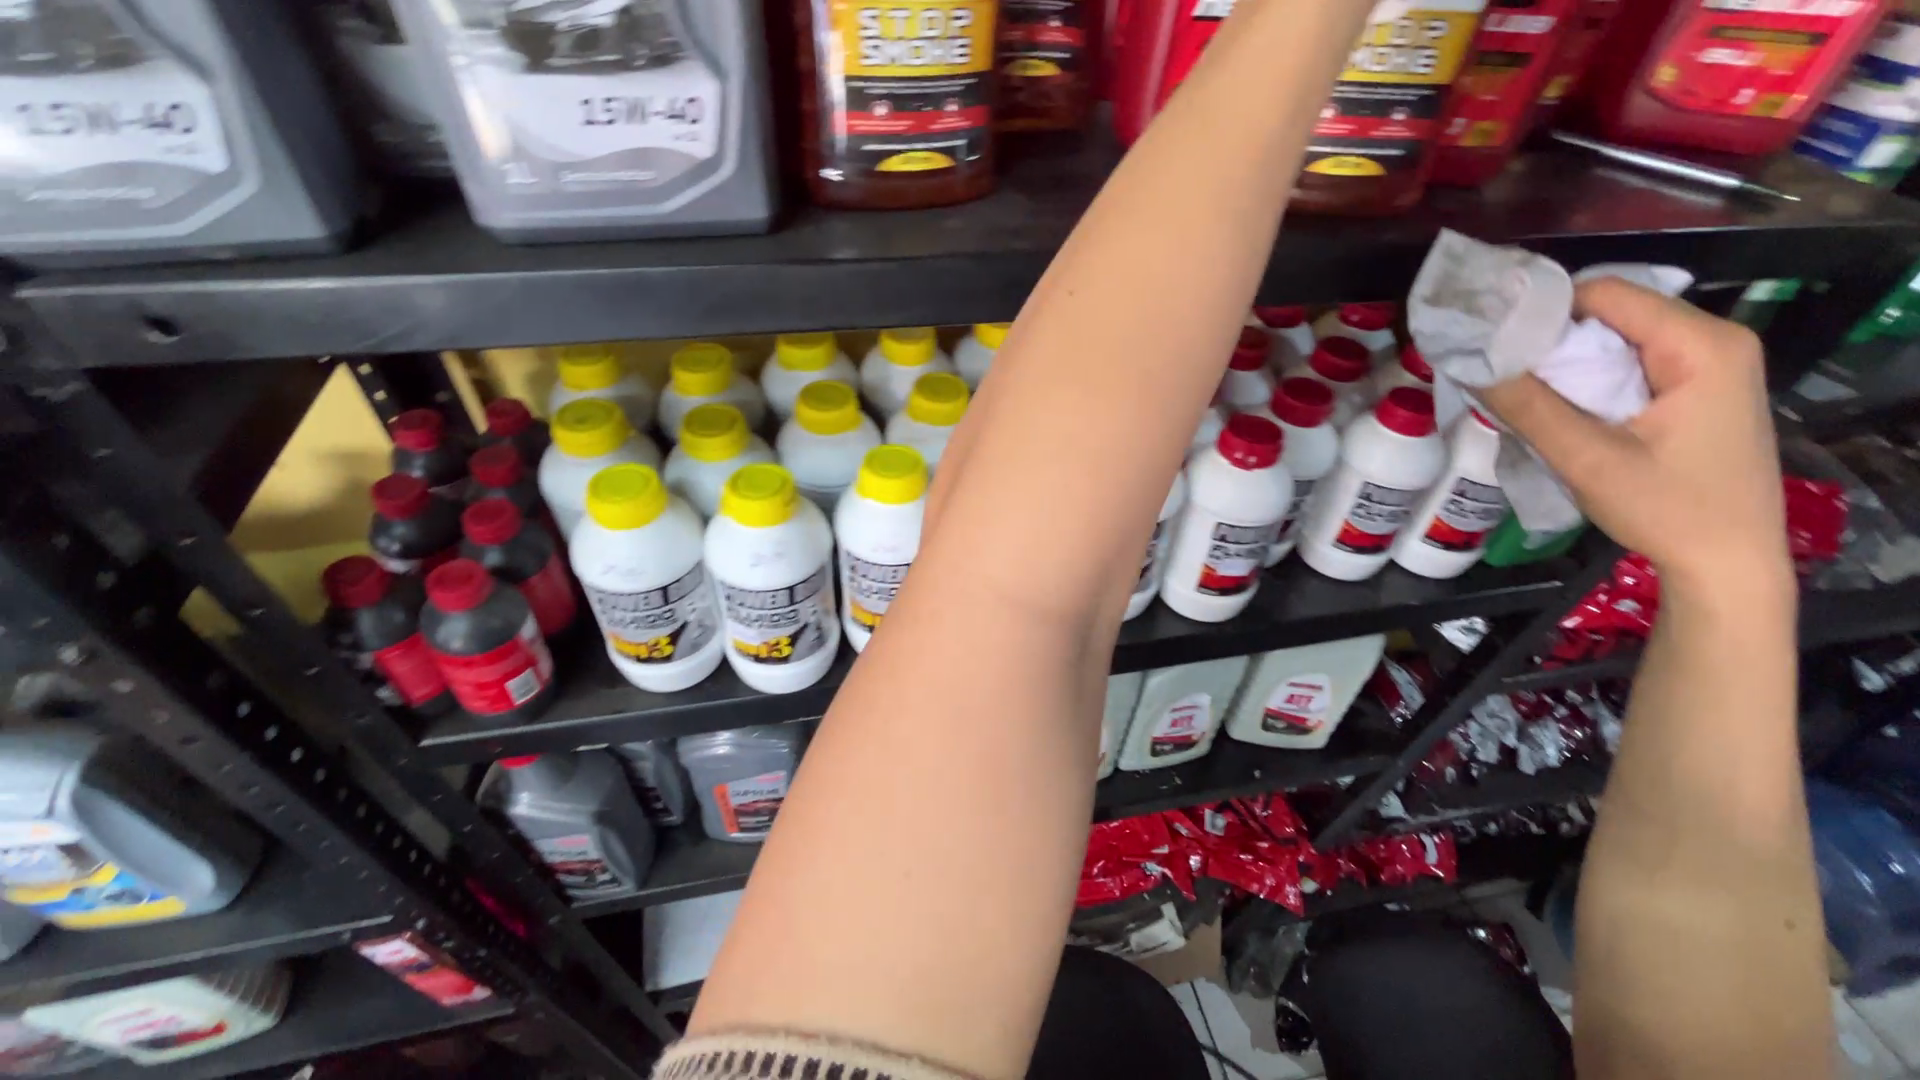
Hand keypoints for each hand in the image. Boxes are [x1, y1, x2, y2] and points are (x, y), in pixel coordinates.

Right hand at [1477, 277, 1790, 591]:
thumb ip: (1528, 406)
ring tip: (1528, 395)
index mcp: (1702, 344)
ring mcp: (1713, 363)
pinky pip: (1633, 360)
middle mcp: (1716, 339)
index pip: (1605, 293)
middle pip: (1613, 311)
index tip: (1496, 348)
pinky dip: (1592, 377)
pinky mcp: (1701, 387)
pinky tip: (1568, 408)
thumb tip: (1468, 362)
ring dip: (1570, 362)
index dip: (1543, 313)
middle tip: (1505, 376)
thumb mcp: (1589, 460)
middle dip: (1554, 340)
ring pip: (1619, 337)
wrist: (1730, 565)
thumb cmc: (1669, 510)